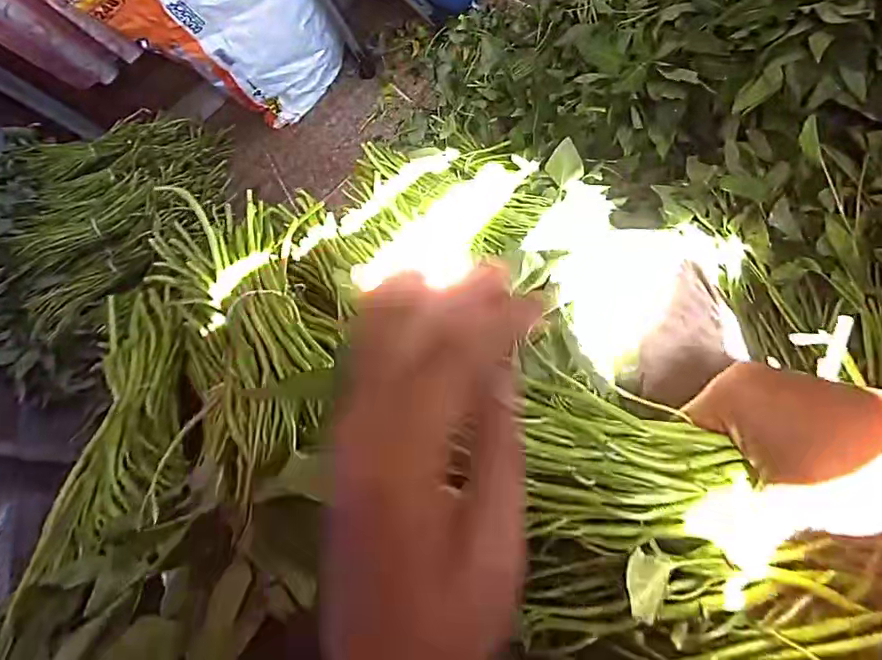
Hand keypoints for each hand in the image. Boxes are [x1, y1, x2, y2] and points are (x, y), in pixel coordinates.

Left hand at [325, 264, 541, 659]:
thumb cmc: (448, 614)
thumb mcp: (494, 541)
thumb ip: (498, 445)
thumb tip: (504, 367)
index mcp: (405, 456)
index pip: (454, 360)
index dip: (498, 322)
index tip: (538, 300)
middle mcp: (364, 428)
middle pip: (412, 335)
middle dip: (459, 295)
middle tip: (500, 268)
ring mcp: (345, 428)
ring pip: (375, 335)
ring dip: (419, 295)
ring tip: (456, 269)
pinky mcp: (343, 435)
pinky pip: (360, 357)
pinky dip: (385, 318)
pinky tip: (406, 297)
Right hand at [684, 363, 881, 535]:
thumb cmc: (847, 468)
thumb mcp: (787, 503)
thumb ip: (737, 524)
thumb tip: (706, 551)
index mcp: (729, 391)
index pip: (675, 432)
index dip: (675, 475)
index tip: (680, 515)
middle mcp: (741, 385)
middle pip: (699, 438)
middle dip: (705, 481)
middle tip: (709, 524)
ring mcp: (767, 396)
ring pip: (727, 444)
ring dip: (732, 481)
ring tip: (736, 521)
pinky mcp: (791, 413)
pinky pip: (753, 443)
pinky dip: (755, 474)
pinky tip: (764, 507)